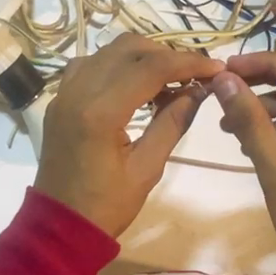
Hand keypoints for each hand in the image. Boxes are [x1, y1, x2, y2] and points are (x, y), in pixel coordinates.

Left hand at [33, 34, 225, 235]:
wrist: (59, 226)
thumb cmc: (106, 206)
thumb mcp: (147, 169)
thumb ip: (172, 123)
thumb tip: (198, 90)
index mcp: (101, 111)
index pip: (151, 68)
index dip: (188, 63)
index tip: (216, 67)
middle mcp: (78, 91)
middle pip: (128, 48)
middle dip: (165, 54)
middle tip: (193, 75)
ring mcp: (64, 92)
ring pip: (107, 51)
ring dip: (140, 57)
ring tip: (167, 80)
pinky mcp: (59, 99)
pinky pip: (88, 64)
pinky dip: (115, 65)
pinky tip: (133, 86)